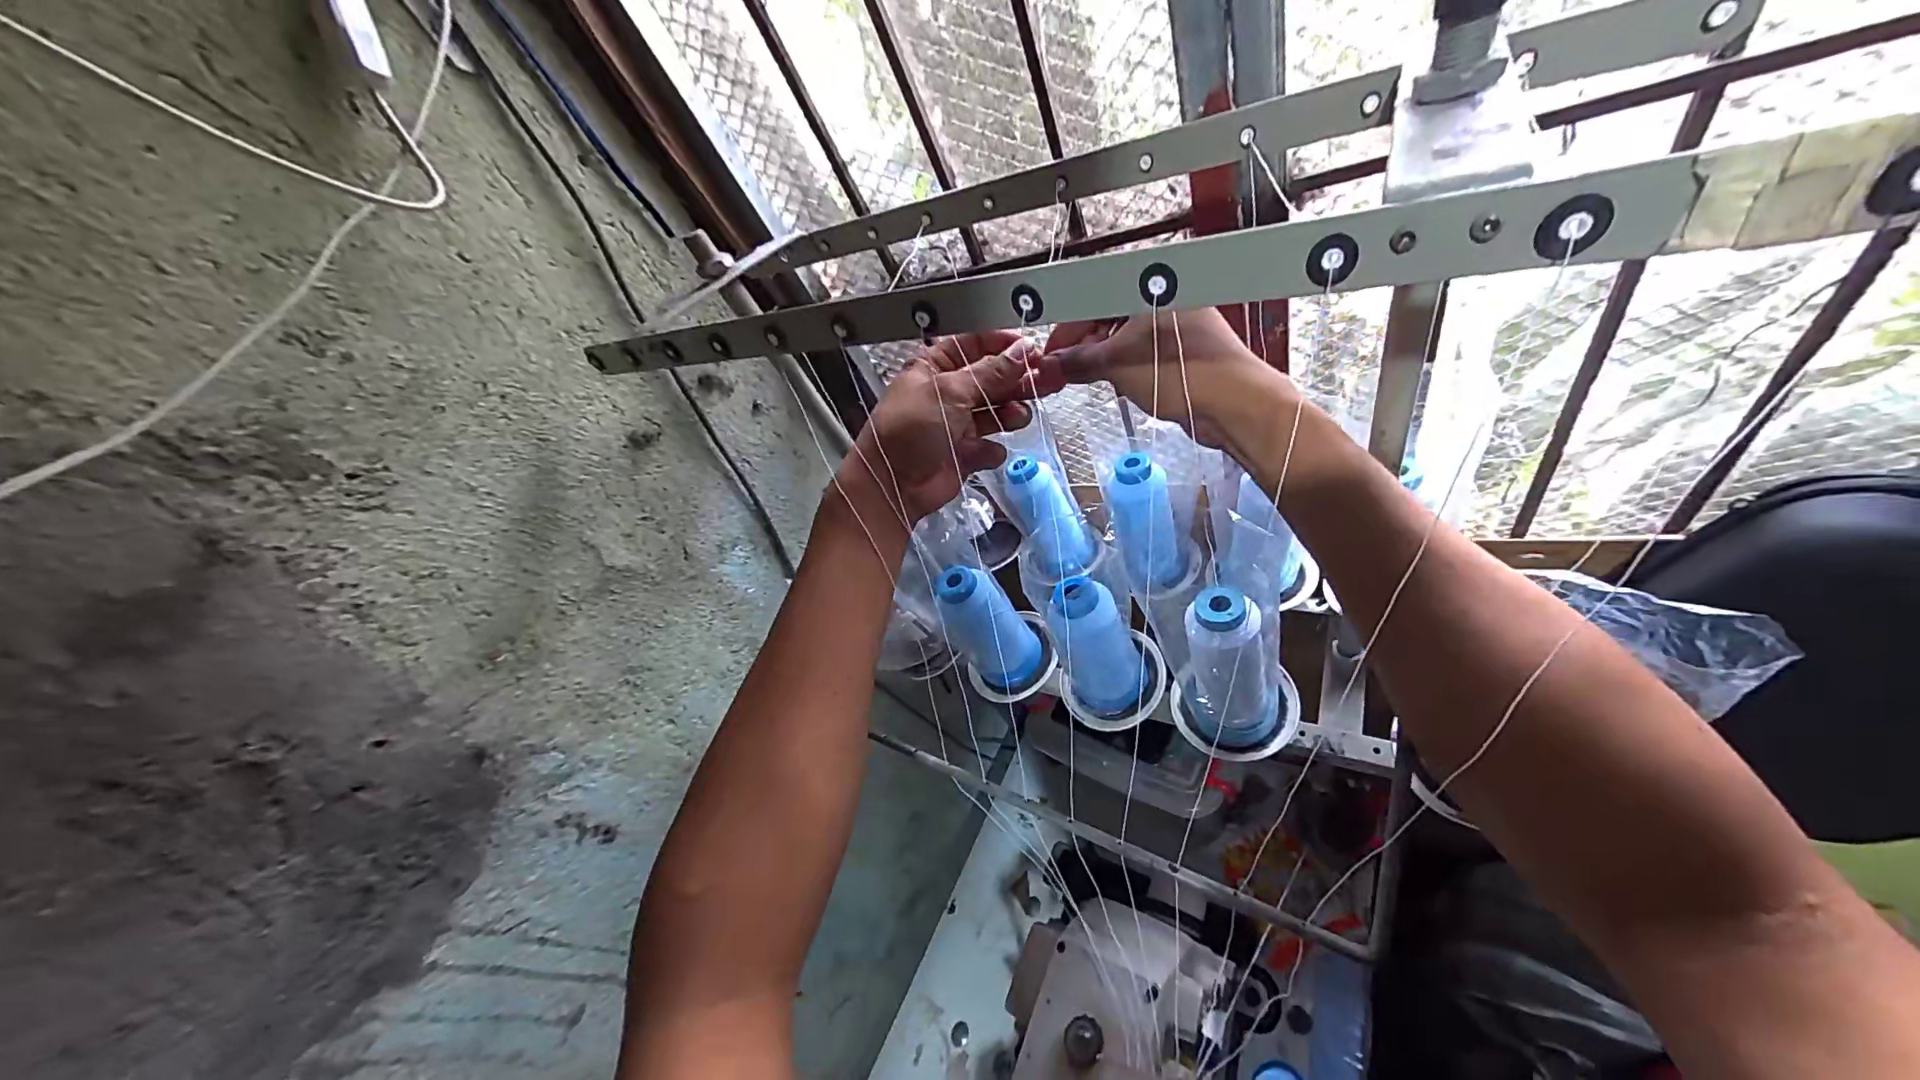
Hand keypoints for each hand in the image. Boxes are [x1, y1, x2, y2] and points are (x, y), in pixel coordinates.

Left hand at [837, 331, 1063, 524]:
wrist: (893, 484)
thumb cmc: (907, 430)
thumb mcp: (951, 391)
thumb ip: (990, 372)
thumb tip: (1020, 352)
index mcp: (935, 367)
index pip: (974, 345)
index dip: (1002, 345)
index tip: (1028, 349)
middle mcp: (948, 394)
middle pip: (992, 378)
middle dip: (1016, 380)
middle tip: (1040, 381)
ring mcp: (957, 424)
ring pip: (996, 412)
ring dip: (1010, 413)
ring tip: (1017, 416)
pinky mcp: (964, 453)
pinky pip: (990, 447)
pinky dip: (992, 449)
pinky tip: (986, 451)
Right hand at [1040, 307, 1293, 453]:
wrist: (1236, 404)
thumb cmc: (1184, 373)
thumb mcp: (1119, 364)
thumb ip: (1080, 360)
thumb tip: (1053, 364)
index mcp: (1150, 287)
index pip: (1092, 300)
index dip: (1066, 330)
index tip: (1047, 355)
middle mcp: (1164, 298)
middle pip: (1107, 318)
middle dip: (1083, 347)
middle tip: (1061, 372)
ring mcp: (1175, 325)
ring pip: (1124, 338)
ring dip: (1103, 360)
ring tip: (1086, 380)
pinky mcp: (1183, 350)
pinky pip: (1142, 354)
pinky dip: (1124, 368)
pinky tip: (1117, 384)